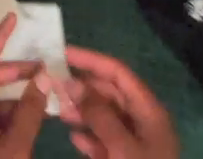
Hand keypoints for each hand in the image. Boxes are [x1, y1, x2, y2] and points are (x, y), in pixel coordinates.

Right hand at [61, 47, 178, 158]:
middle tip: (53, 84)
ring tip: (57, 110)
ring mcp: (137, 146)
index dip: (91, 60)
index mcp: (149, 112)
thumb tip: (72, 82)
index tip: (62, 54)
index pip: (118, 73)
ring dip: (82, 112)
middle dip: (83, 87)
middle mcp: (144, 123)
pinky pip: (107, 142)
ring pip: (106, 118)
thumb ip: (98, 115)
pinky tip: (73, 137)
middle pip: (111, 94)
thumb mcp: (122, 148)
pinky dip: (89, 137)